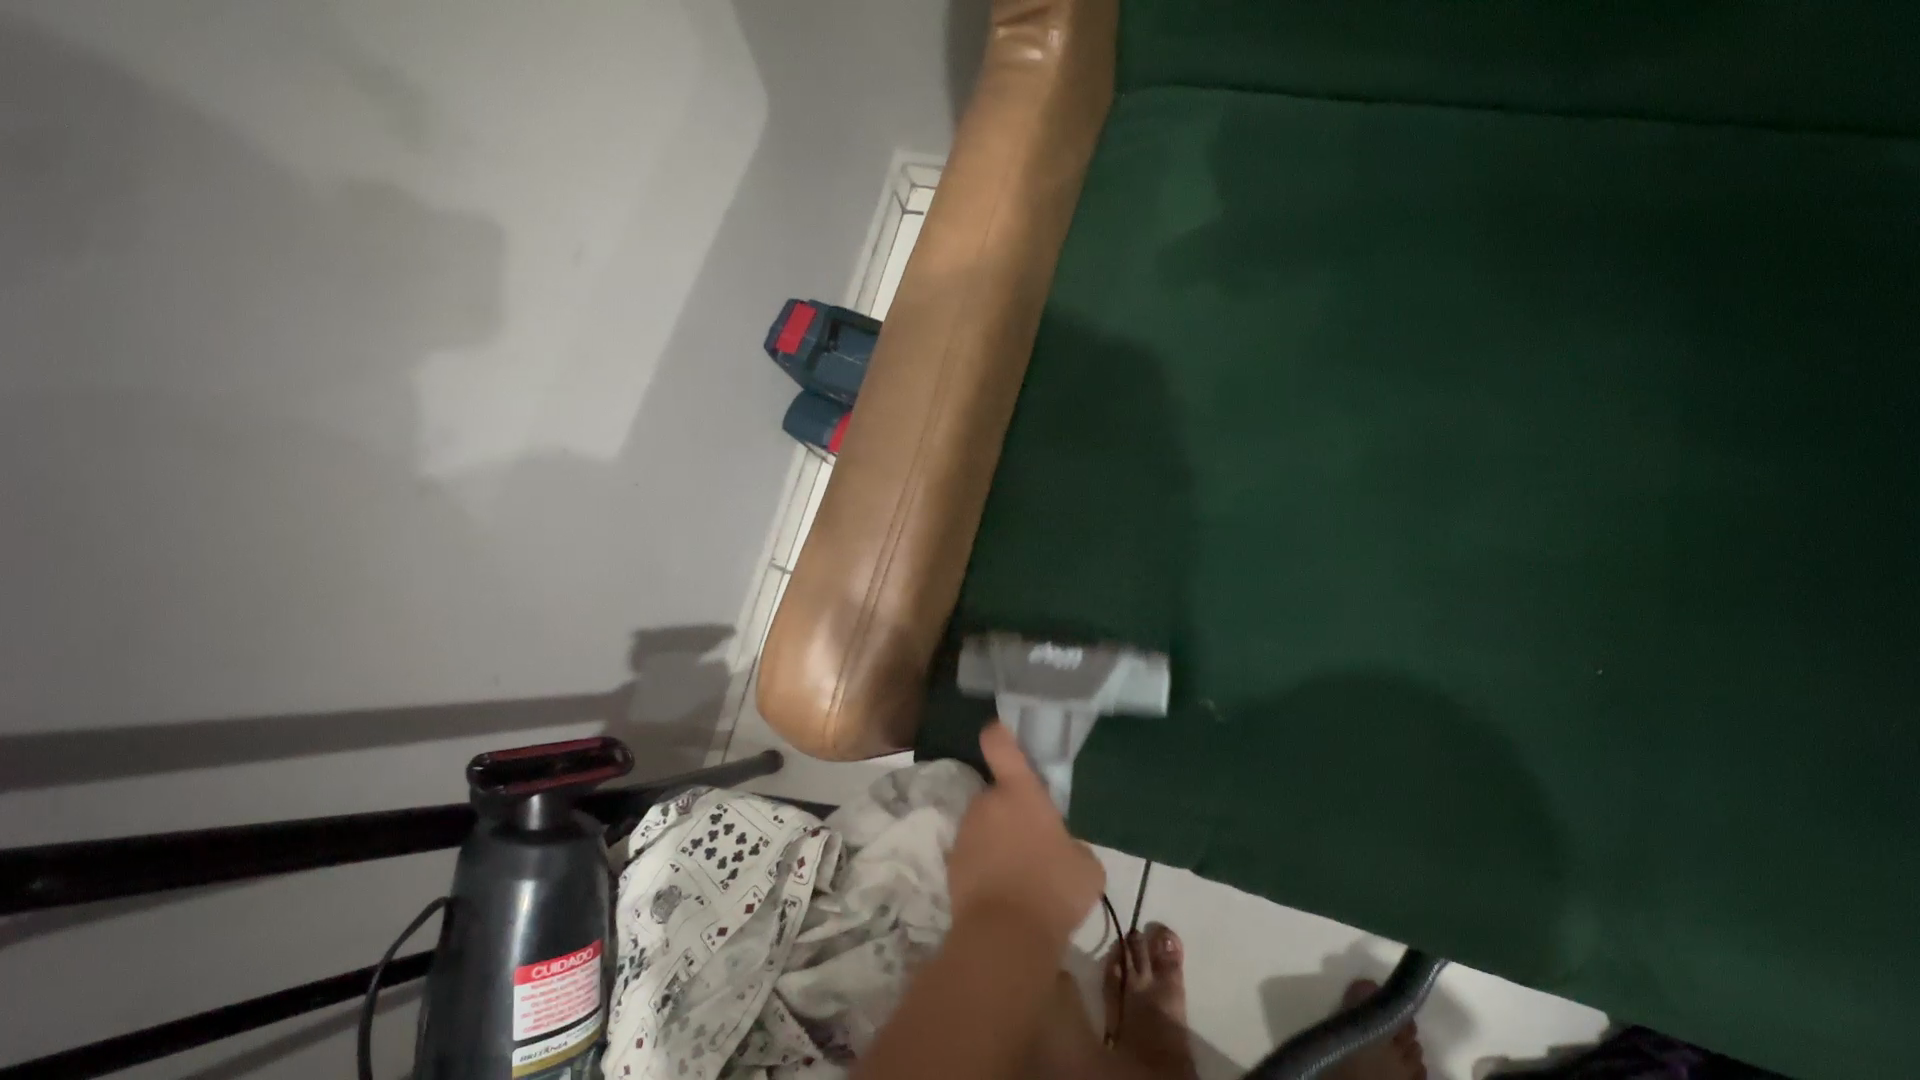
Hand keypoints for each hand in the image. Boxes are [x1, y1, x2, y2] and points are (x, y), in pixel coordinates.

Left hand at [947, 722, 1105, 945]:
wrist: (1005, 935)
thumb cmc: (1054, 889)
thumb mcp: (1087, 867)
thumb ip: (1074, 846)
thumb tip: (1066, 851)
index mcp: (1021, 793)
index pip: (1001, 745)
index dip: (1001, 735)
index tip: (1001, 731)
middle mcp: (987, 803)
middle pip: (998, 796)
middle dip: (1012, 813)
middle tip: (1036, 844)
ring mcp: (965, 833)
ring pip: (985, 827)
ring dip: (999, 841)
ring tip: (1023, 877)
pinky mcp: (951, 864)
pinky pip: (973, 855)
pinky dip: (985, 867)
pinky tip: (1004, 894)